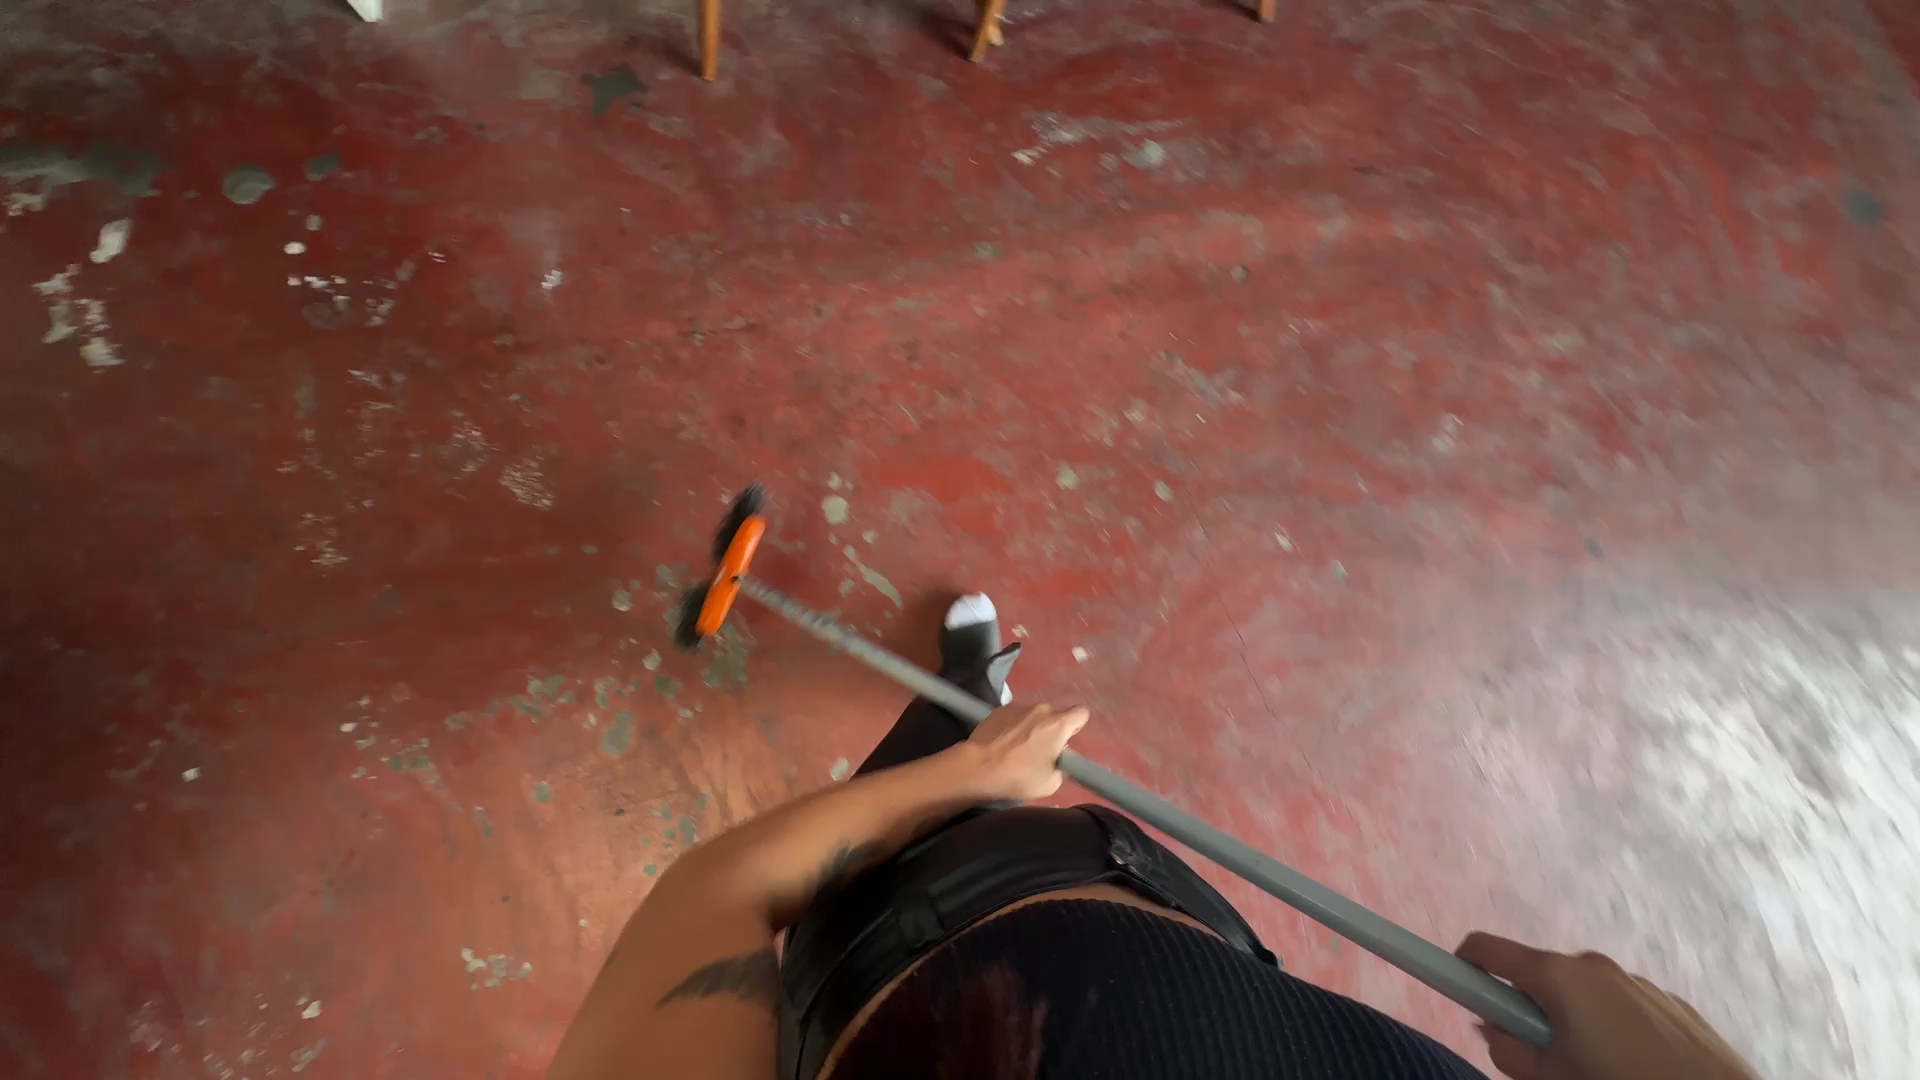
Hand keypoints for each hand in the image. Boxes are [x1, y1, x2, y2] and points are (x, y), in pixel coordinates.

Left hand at [960, 702, 1088, 800]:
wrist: (979, 767)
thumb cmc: (1019, 776)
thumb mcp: (1051, 783)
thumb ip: (1061, 766)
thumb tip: (1056, 759)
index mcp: (1058, 724)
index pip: (1081, 713)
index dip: (1076, 727)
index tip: (1066, 740)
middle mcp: (1041, 709)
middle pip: (1054, 715)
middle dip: (1051, 730)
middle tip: (1039, 750)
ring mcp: (1018, 706)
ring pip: (1033, 715)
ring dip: (1030, 727)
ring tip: (1016, 747)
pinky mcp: (999, 709)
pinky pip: (1014, 716)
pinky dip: (1012, 726)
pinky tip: (1002, 742)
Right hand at [1455, 932, 1757, 1079]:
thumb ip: (1507, 1050)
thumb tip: (1496, 1029)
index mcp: (1554, 975)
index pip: (1484, 947)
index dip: (1462, 965)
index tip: (1464, 992)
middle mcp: (1589, 963)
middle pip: (1535, 974)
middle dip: (1529, 1008)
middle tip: (1544, 1056)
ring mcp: (1635, 981)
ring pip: (1581, 993)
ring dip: (1575, 1019)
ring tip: (1601, 1069)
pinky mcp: (1674, 1004)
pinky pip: (1622, 1006)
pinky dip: (1616, 1028)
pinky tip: (1639, 1069)